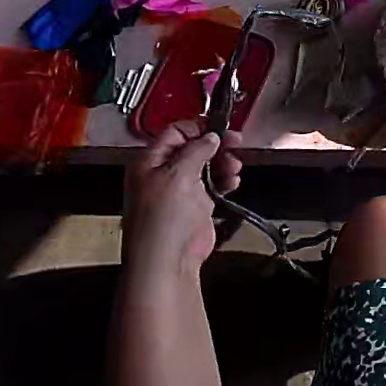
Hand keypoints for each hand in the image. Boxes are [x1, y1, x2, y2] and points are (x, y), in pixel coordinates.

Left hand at [122, 120, 243, 274]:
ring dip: (225, 162)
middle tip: (235, 143)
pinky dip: (227, 179)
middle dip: (216, 145)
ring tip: (234, 168)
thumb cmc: (162, 220)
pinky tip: (232, 182)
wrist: (169, 258)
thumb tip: (211, 136)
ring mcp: (181, 189)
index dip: (197, 127)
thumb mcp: (177, 175)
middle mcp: (164, 173)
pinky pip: (216, 183)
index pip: (175, 132)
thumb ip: (196, 150)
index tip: (219, 128)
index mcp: (150, 162)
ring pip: (208, 164)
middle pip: (195, 147)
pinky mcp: (197, 203)